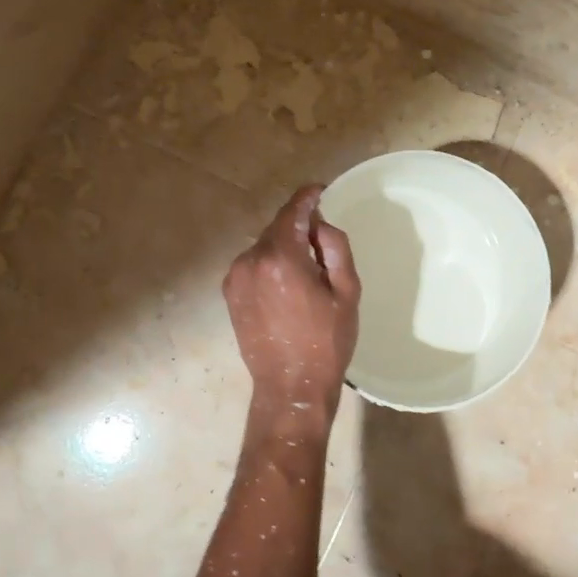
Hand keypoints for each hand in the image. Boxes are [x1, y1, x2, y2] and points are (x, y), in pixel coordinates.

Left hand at [223, 185, 360, 417]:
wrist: (290, 386)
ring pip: (265, 246)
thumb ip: (335, 247)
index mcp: (281, 258)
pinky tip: (289, 285)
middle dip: (300, 226)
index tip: (321, 190)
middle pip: (278, 228)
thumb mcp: (347, 291)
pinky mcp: (230, 293)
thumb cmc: (326, 341)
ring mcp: (236, 278)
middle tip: (324, 242)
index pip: (293, 212)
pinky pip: (255, 264)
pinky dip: (272, 263)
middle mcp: (251, 261)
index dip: (308, 197)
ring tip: (309, 270)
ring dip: (286, 247)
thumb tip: (320, 224)